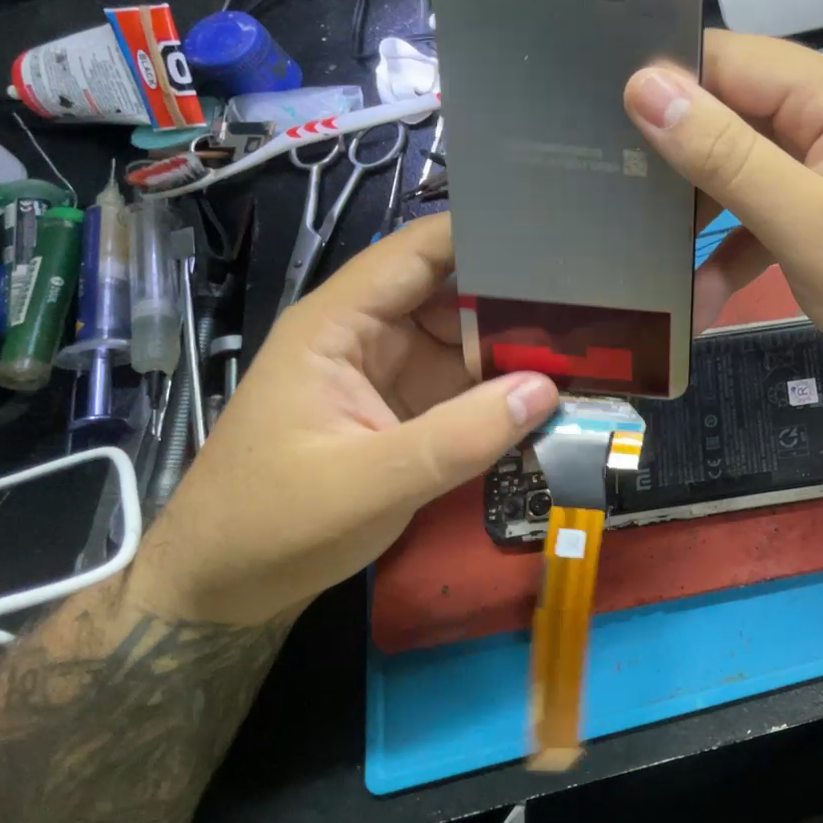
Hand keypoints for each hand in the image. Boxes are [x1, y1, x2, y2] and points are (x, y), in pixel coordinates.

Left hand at [125, 215, 559, 626]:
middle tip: (598, 292)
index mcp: (338, 326)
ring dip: (525, 341)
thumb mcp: (366, 485)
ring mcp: (395, 374)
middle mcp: (371, 336)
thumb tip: (548, 389)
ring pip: (471, 338)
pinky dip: (514, 385)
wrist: (223, 592)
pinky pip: (474, 384)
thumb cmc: (271, 526)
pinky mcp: (414, 411)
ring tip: (599, 335)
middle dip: (520, 290)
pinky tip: (564, 385)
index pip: (417, 253)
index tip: (553, 229)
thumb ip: (457, 439)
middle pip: (456, 291)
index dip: (481, 231)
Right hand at [625, 30, 822, 404]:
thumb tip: (646, 87)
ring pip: (742, 165)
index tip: (588, 123)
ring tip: (636, 254)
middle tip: (599, 195)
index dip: (658, 84)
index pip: (725, 59)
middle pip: (729, 110)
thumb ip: (729, 157)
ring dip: (697, 212)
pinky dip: (736, 246)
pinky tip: (699, 298)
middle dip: (668, 153)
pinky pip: (770, 209)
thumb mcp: (811, 226)